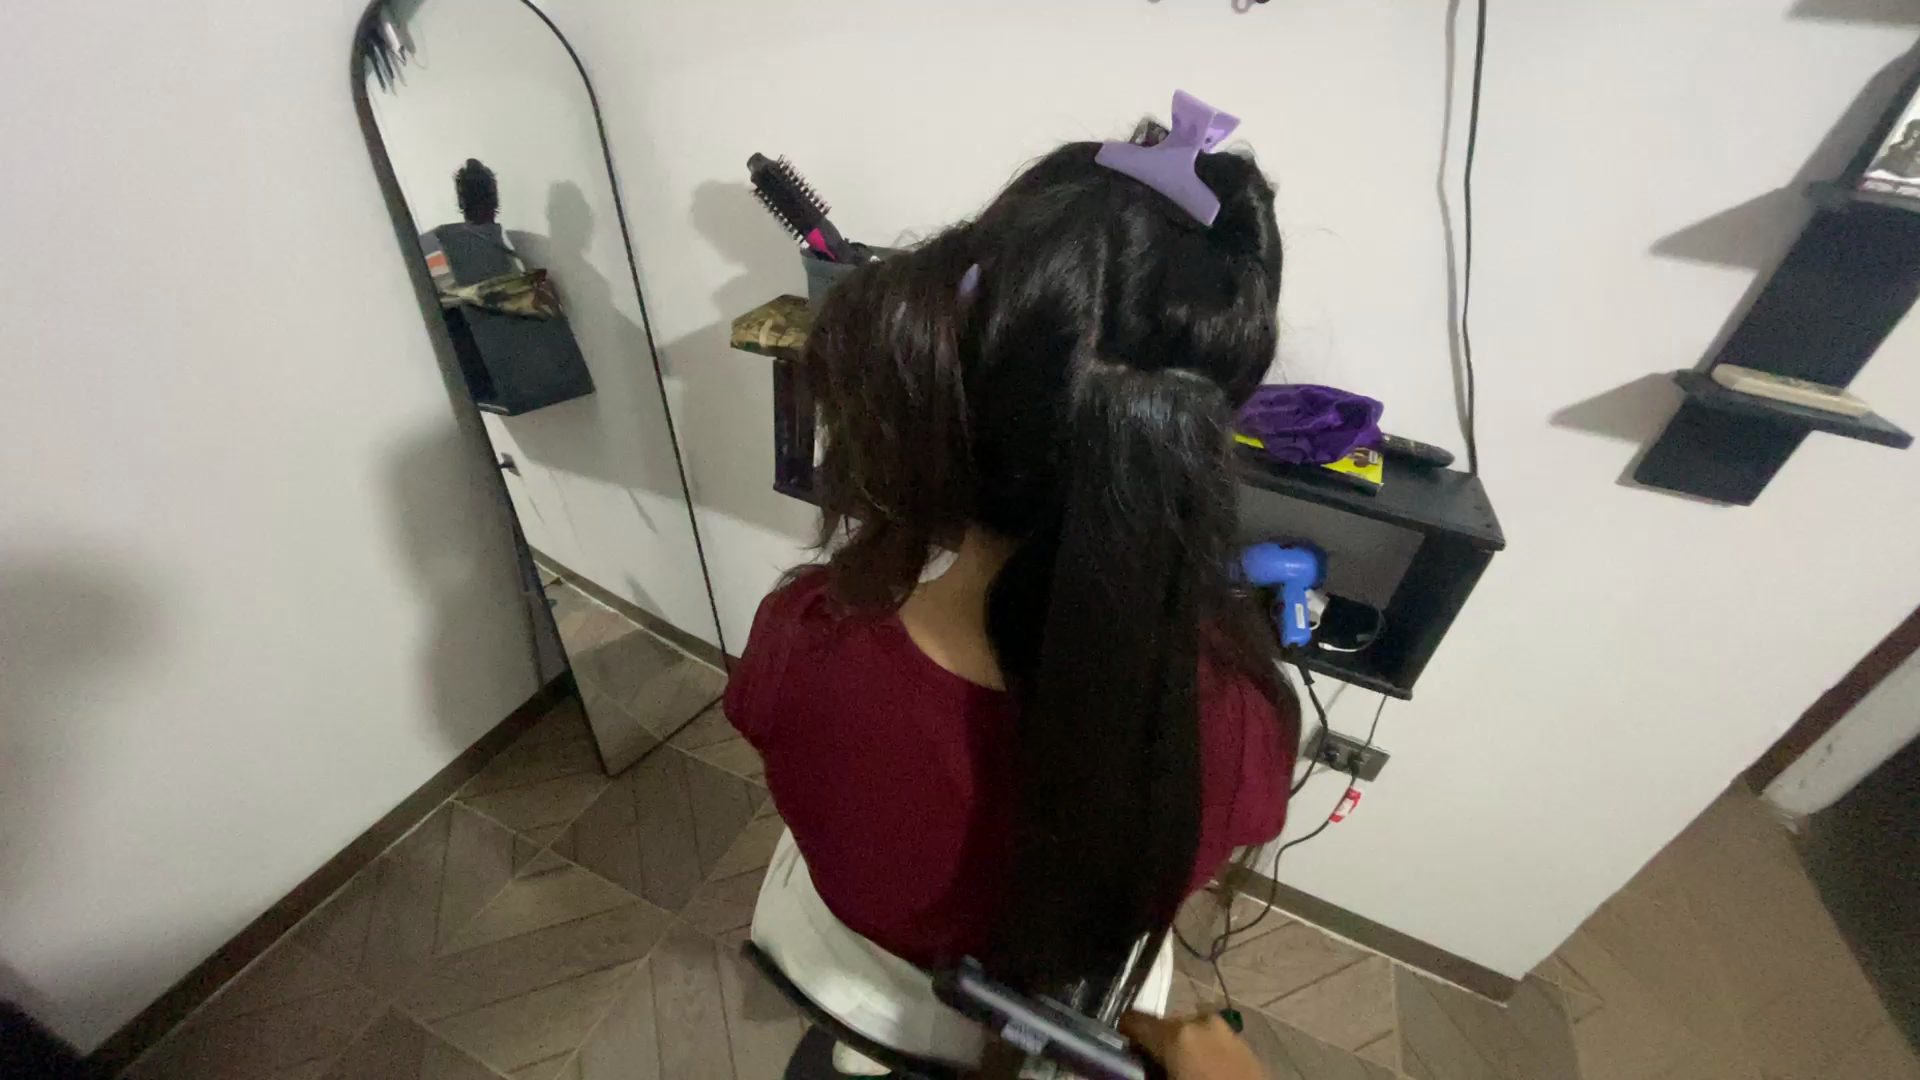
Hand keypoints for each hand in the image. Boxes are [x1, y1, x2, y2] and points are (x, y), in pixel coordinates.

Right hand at [1120, 1011, 1266, 1079]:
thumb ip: (1149, 1073)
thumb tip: (1136, 1069)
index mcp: (1176, 1033)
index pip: (1134, 1020)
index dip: (1124, 1036)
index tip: (1123, 1052)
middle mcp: (1199, 1021)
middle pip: (1164, 1026)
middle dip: (1157, 1046)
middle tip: (1157, 1070)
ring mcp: (1226, 1031)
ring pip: (1190, 1032)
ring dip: (1183, 1050)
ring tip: (1185, 1073)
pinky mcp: (1245, 1044)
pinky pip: (1213, 1042)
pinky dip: (1205, 1055)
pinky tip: (1207, 1075)